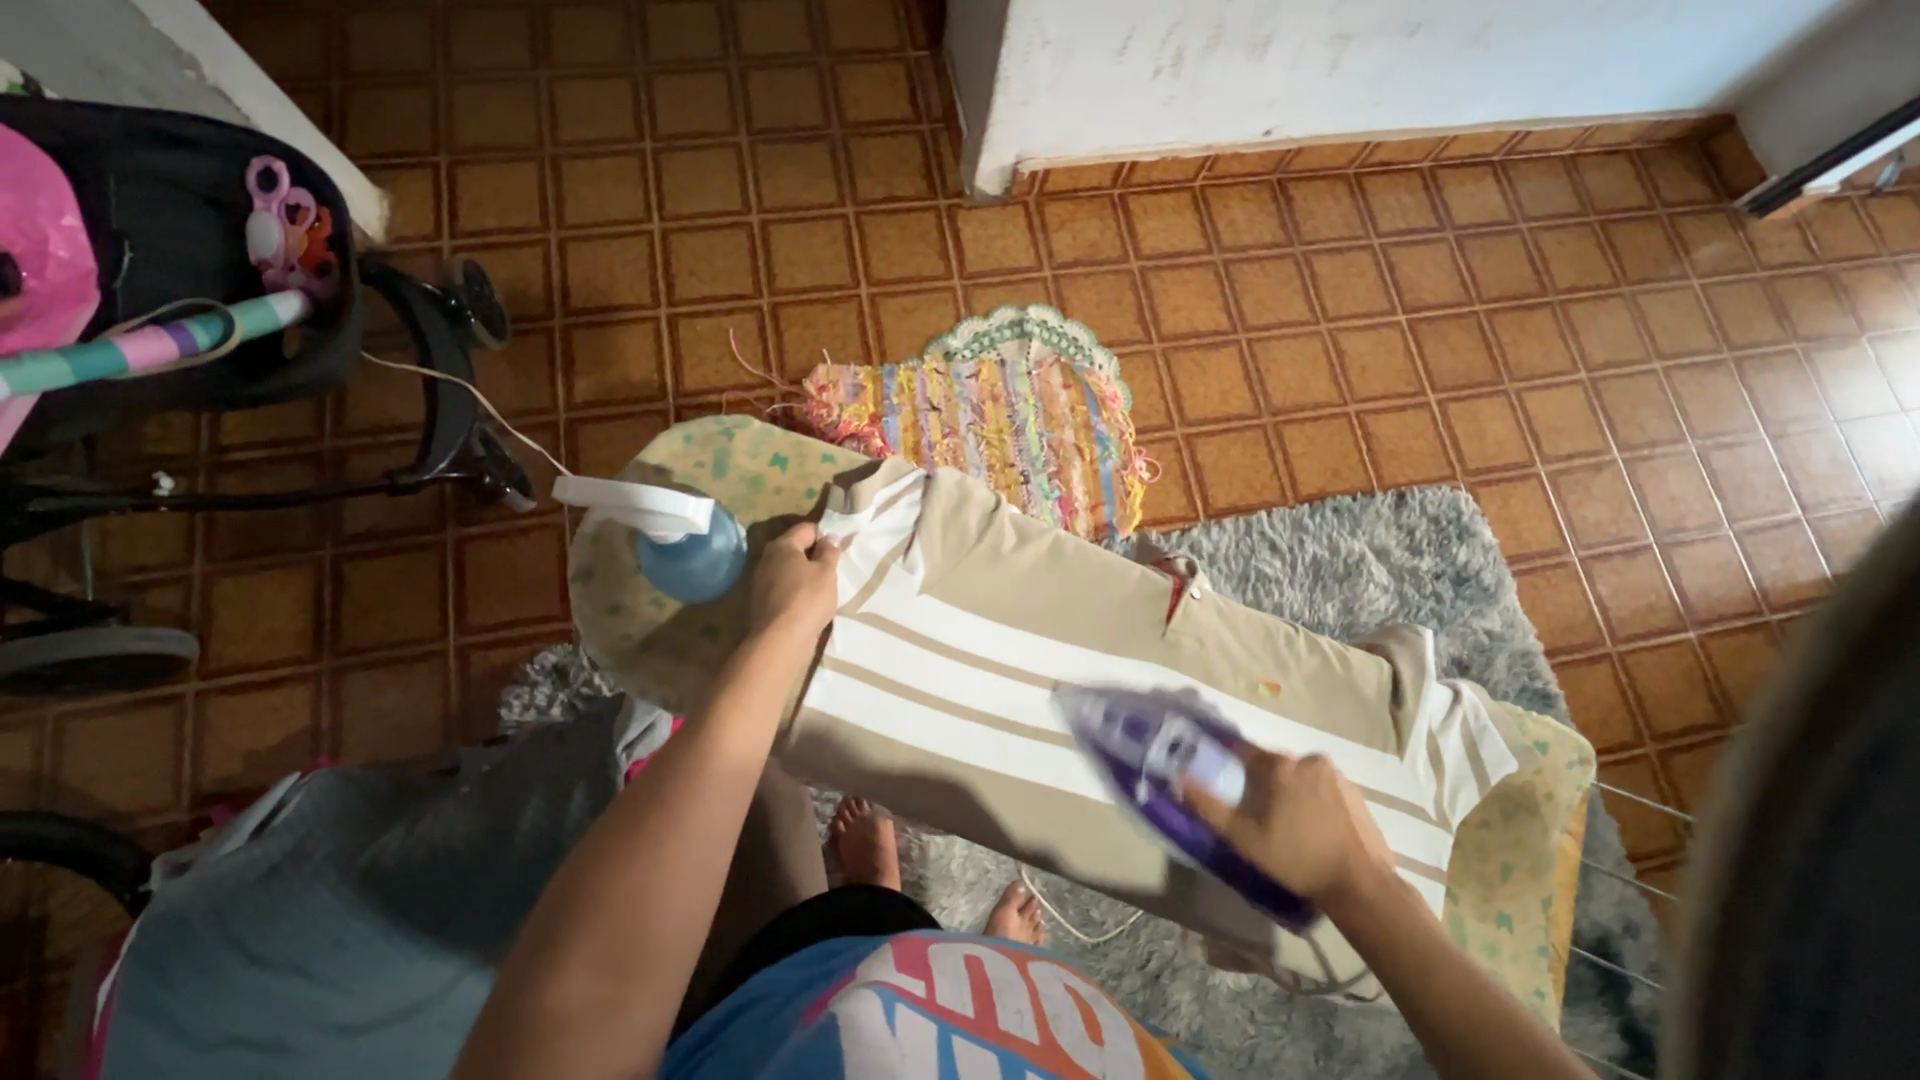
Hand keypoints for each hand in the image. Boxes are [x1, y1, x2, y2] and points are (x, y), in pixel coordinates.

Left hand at [749, 521, 843, 637]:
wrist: (781, 639)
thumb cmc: (808, 598)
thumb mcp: (826, 572)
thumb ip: (829, 552)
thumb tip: (829, 538)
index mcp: (782, 545)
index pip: (806, 529)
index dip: (825, 534)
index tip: (839, 547)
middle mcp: (767, 559)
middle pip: (794, 548)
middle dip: (813, 554)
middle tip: (834, 566)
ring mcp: (761, 581)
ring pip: (788, 569)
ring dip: (804, 574)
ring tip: (824, 586)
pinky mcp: (762, 602)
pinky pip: (783, 587)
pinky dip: (796, 590)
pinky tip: (809, 602)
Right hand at [1183, 748, 1394, 906]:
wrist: (1361, 884)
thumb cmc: (1297, 859)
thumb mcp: (1244, 838)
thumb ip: (1209, 806)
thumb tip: (1180, 777)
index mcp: (1280, 766)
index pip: (1243, 751)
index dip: (1230, 763)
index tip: (1224, 778)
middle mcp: (1308, 760)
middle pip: (1273, 764)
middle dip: (1262, 783)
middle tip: (1257, 814)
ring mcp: (1336, 775)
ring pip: (1298, 775)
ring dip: (1289, 791)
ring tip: (1287, 825)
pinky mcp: (1355, 792)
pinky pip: (1322, 786)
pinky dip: (1313, 799)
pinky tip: (1313, 827)